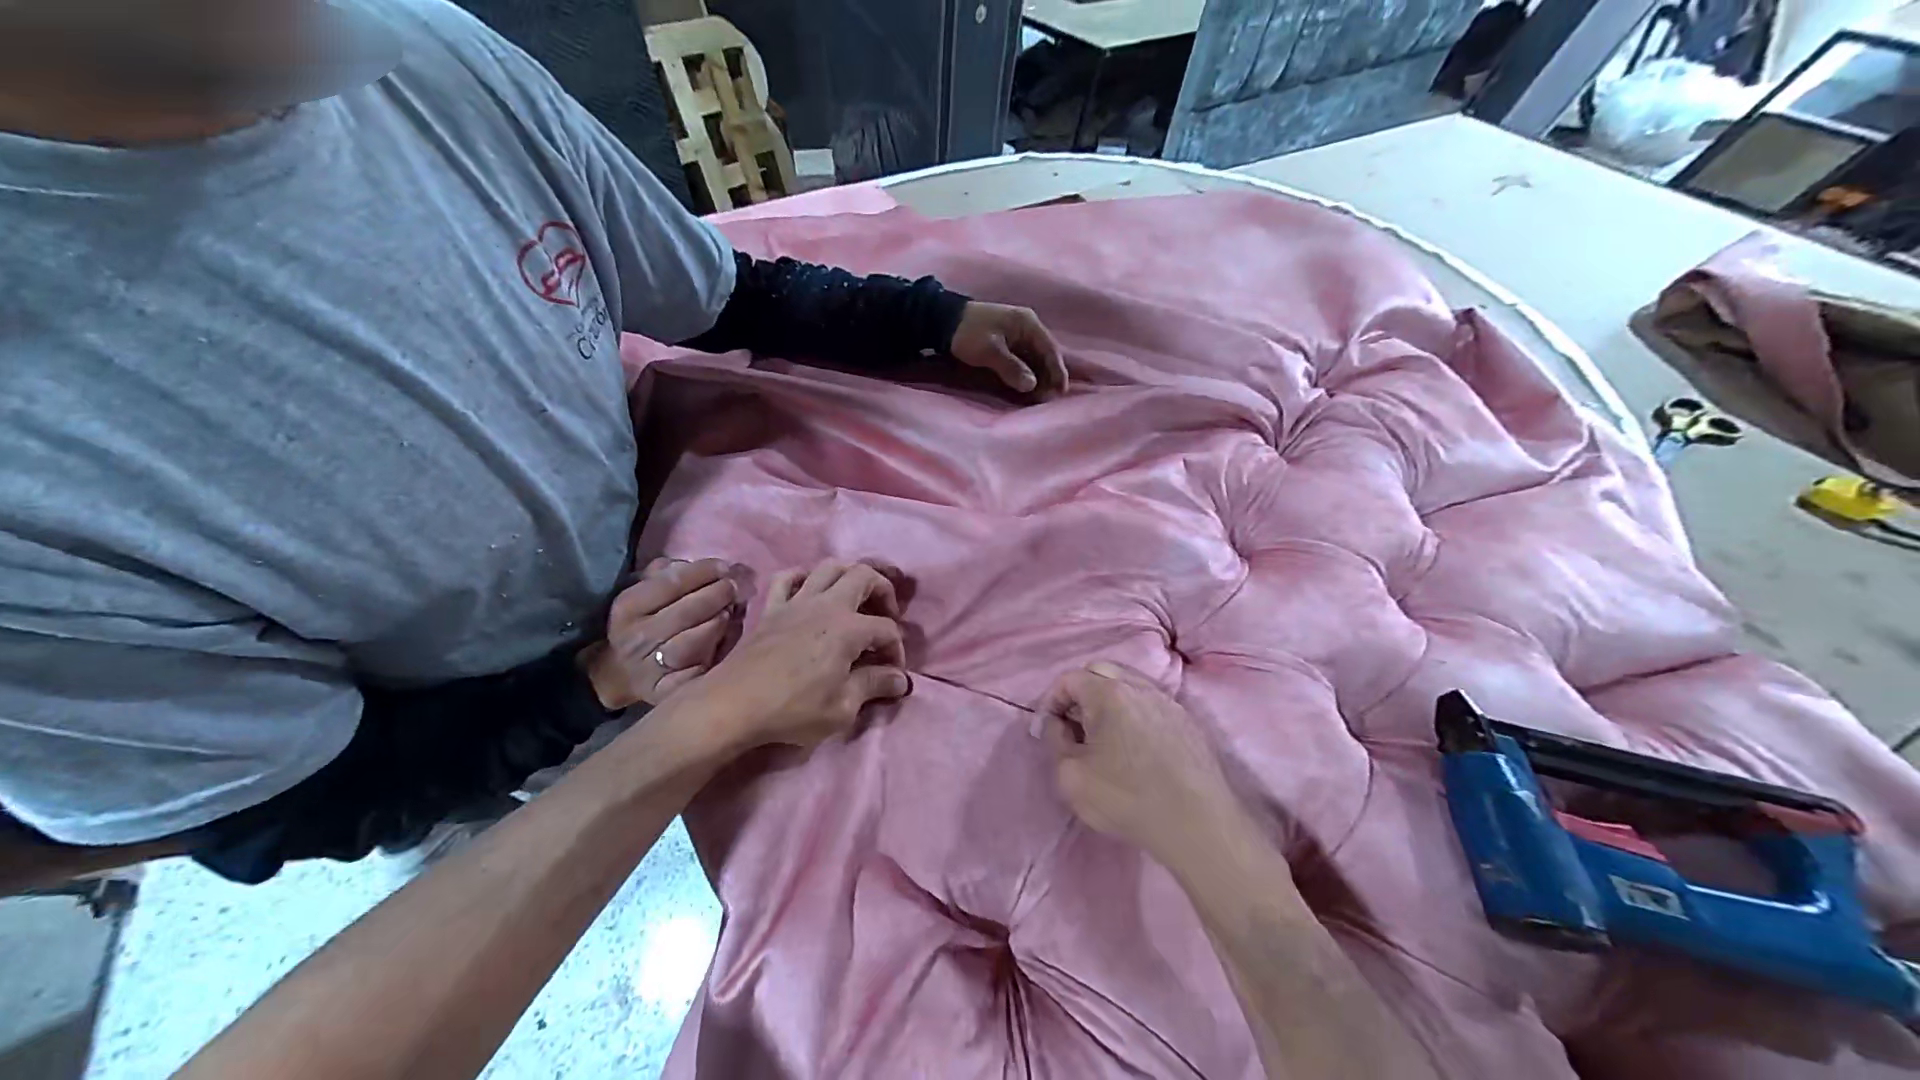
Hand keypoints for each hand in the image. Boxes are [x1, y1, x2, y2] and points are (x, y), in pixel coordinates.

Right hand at [584, 558, 736, 710]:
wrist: (621, 672)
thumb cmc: (642, 622)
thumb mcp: (643, 592)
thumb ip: (667, 573)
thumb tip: (703, 565)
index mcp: (628, 607)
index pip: (671, 583)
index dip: (703, 572)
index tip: (725, 567)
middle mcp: (637, 637)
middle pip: (688, 611)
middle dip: (719, 594)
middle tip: (738, 586)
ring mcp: (651, 667)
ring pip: (695, 641)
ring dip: (720, 623)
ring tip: (730, 611)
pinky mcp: (666, 691)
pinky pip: (698, 671)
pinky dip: (717, 654)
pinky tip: (726, 640)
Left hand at [689, 561, 911, 751]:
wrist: (733, 705)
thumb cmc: (792, 709)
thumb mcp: (842, 708)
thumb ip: (873, 686)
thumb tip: (900, 679)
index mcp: (849, 628)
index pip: (886, 630)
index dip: (896, 651)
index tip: (892, 674)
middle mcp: (826, 605)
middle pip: (864, 576)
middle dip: (883, 590)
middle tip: (886, 615)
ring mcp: (796, 602)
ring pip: (828, 566)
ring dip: (847, 575)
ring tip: (854, 597)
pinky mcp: (771, 608)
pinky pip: (787, 578)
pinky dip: (802, 577)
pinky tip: (808, 590)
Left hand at [948, 302, 1067, 396]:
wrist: (943, 321)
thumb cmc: (968, 332)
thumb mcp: (989, 351)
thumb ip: (1011, 368)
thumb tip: (1031, 385)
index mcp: (1028, 324)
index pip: (1050, 349)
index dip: (1058, 371)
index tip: (1061, 390)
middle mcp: (1027, 328)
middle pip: (1046, 355)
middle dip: (1050, 376)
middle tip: (1050, 398)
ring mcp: (1018, 335)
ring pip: (1036, 359)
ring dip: (1040, 377)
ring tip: (1041, 396)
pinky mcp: (1008, 343)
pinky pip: (1025, 360)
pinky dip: (1028, 373)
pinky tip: (1028, 387)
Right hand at [1035, 661, 1241, 861]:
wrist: (1197, 824)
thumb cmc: (1127, 798)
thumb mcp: (1071, 776)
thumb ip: (1054, 740)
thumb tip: (1057, 723)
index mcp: (1109, 693)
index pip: (1069, 678)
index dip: (1051, 700)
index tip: (1048, 728)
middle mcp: (1140, 687)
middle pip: (1100, 672)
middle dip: (1080, 694)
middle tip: (1074, 727)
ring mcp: (1169, 703)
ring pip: (1129, 686)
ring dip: (1109, 703)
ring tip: (1104, 739)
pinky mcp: (1188, 723)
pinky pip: (1151, 705)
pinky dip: (1134, 715)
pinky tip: (1135, 748)